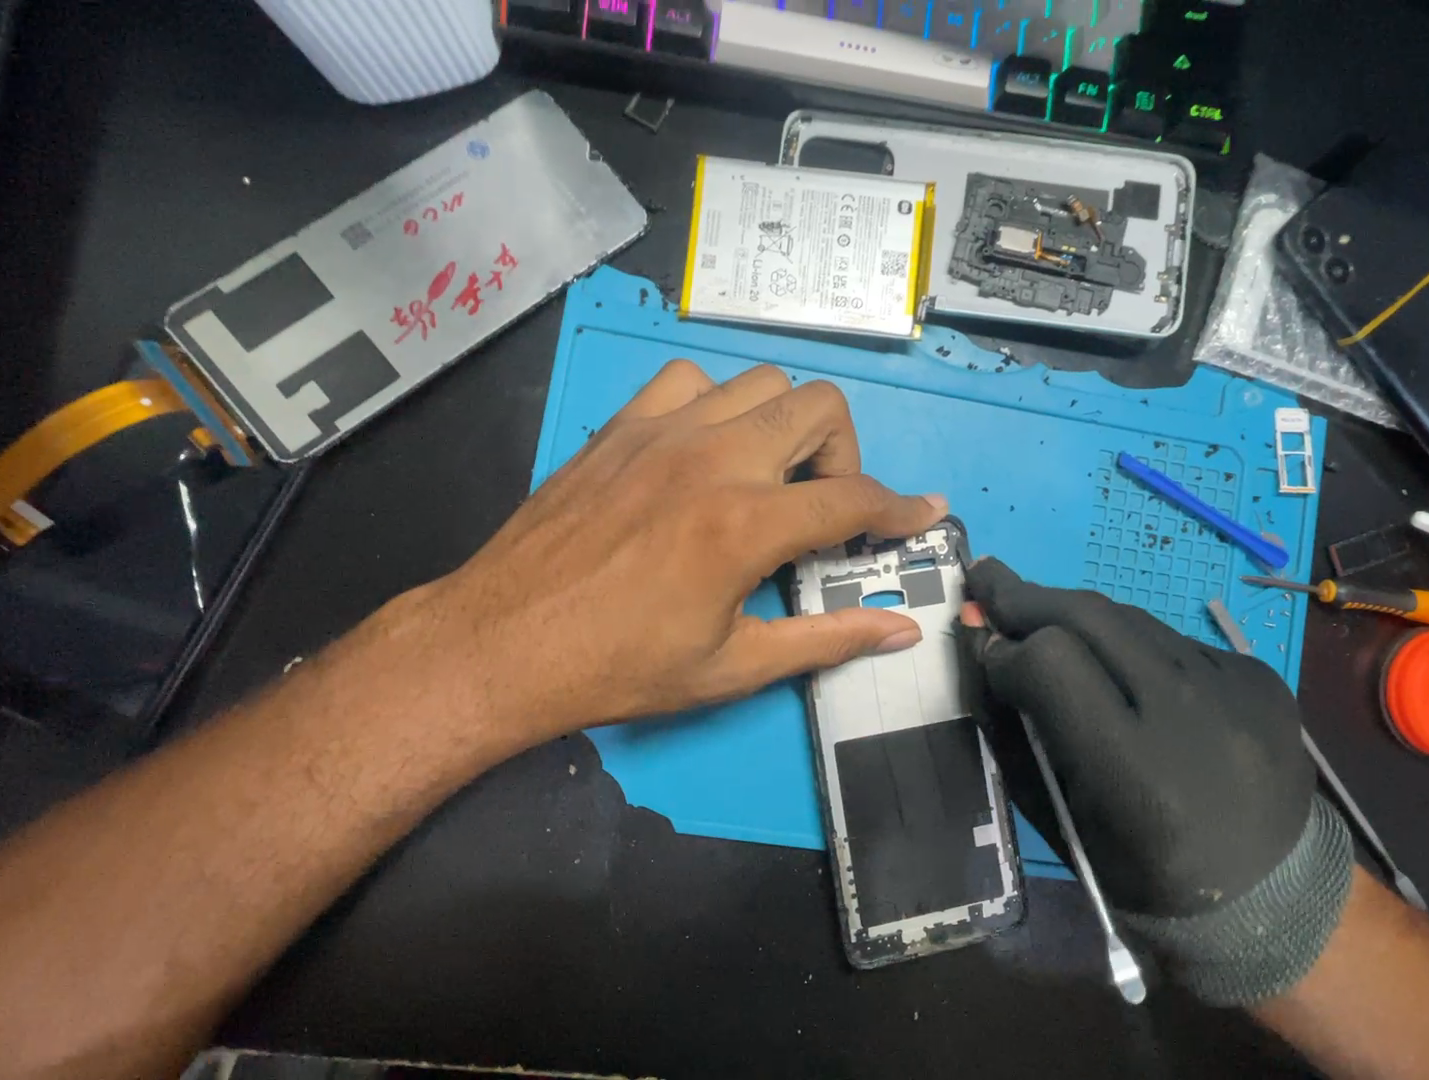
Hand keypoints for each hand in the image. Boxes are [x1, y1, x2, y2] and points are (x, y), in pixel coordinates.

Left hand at [404, 359, 945, 746]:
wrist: (503, 643)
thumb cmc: (621, 667)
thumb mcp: (735, 667)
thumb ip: (827, 640)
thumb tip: (900, 632)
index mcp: (746, 525)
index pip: (853, 499)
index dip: (902, 508)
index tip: (925, 512)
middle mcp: (714, 459)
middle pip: (820, 409)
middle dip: (846, 457)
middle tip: (823, 509)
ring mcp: (664, 432)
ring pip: (762, 383)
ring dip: (785, 425)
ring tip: (768, 477)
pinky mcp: (623, 426)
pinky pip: (692, 380)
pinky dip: (719, 406)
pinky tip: (705, 452)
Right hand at [958, 558, 1352, 1004]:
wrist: (1271, 894)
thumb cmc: (1143, 873)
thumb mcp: (1061, 816)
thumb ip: (1016, 730)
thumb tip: (984, 645)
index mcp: (1136, 772)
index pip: (1051, 661)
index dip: (1006, 649)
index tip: (985, 652)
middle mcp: (1192, 714)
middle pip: (1089, 616)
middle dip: (1027, 597)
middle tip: (987, 581)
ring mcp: (1234, 687)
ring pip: (1130, 619)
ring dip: (1078, 619)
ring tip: (1045, 622)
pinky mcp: (1258, 674)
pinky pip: (1172, 640)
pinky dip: (1132, 646)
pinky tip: (1121, 669)